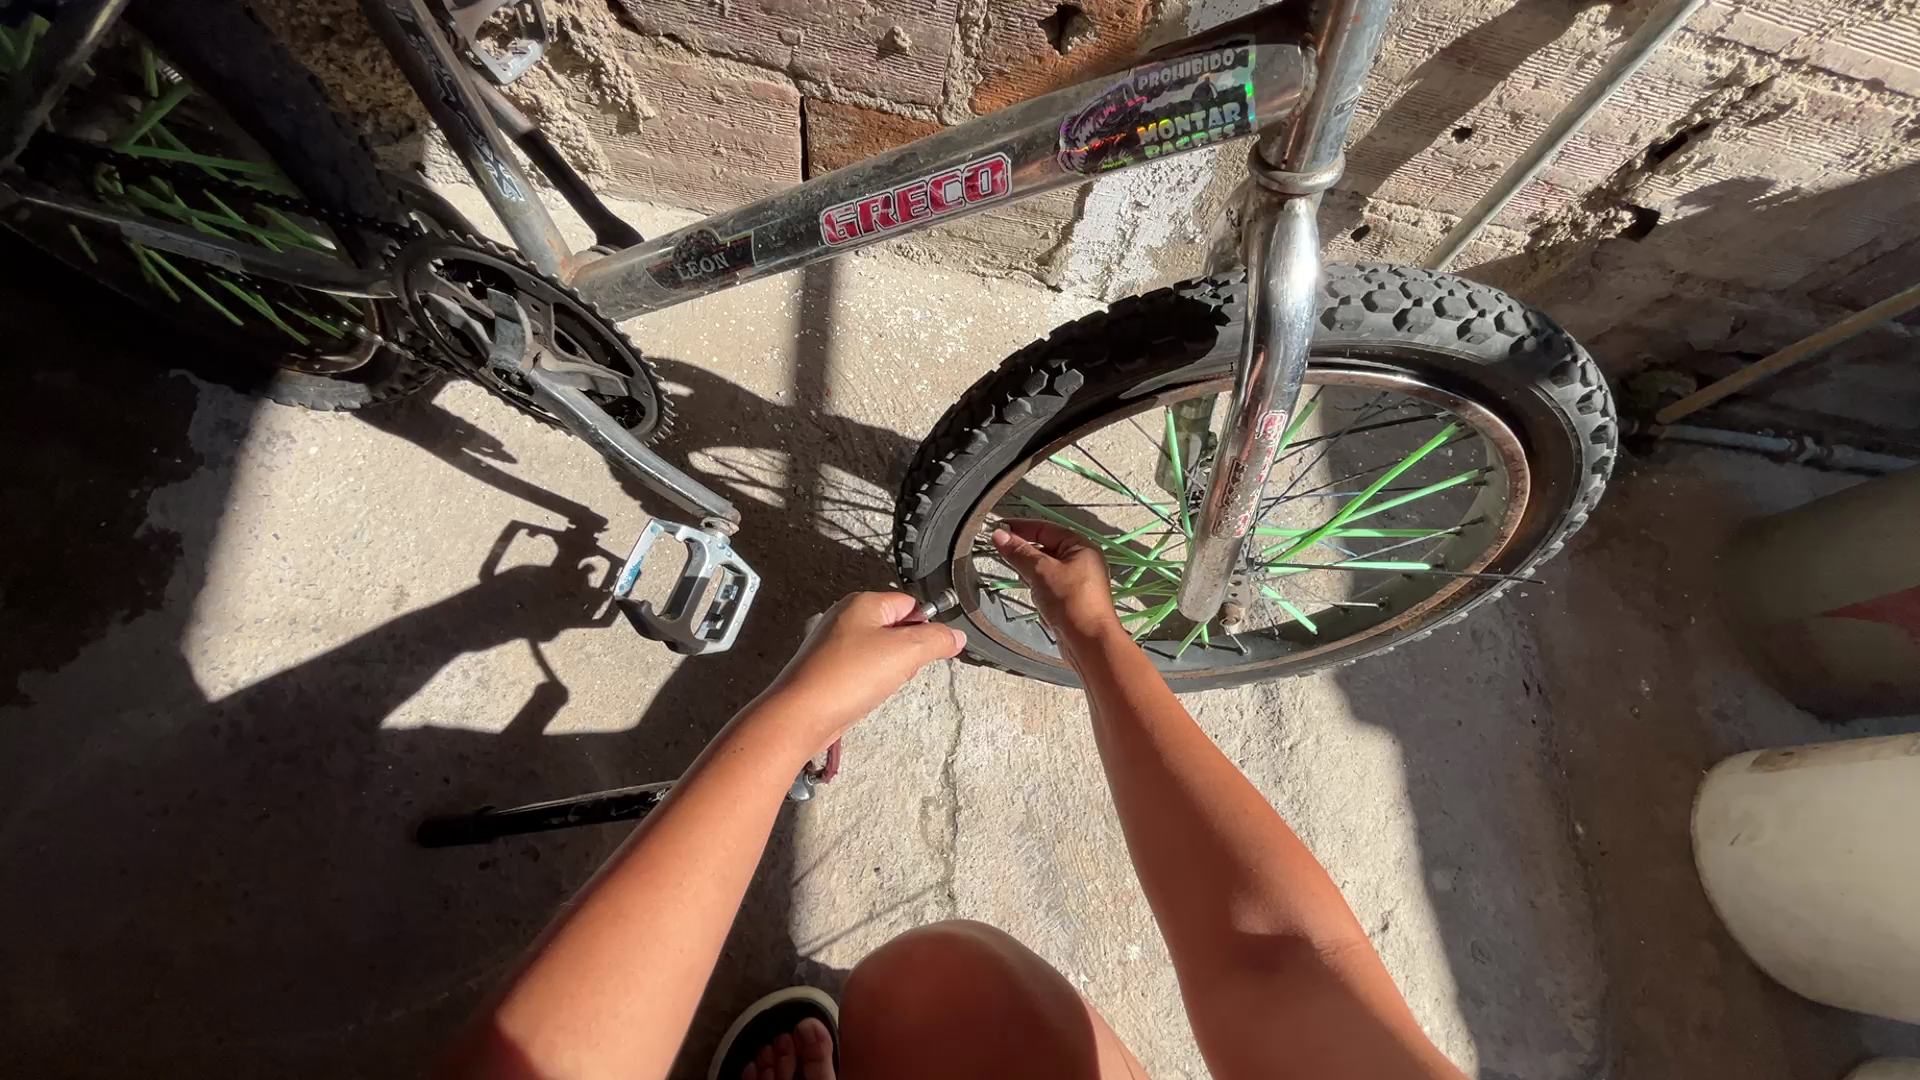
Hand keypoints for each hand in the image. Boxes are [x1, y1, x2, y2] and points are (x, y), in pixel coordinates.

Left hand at [749, 591, 966, 757]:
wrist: (802, 714)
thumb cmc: (848, 677)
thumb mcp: (905, 653)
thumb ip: (936, 640)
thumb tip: (956, 636)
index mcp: (863, 603)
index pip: (911, 604)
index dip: (927, 626)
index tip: (934, 649)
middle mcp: (846, 617)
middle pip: (897, 627)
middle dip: (908, 651)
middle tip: (901, 669)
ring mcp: (834, 643)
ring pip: (881, 650)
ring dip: (890, 668)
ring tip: (880, 684)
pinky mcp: (828, 668)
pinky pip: (863, 668)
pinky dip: (871, 681)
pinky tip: (867, 694)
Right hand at [990, 520, 1120, 642]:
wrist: (1089, 643)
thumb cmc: (1071, 602)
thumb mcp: (1041, 572)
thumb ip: (1019, 553)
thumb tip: (999, 535)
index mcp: (1081, 547)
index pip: (1046, 529)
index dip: (1021, 527)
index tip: (999, 528)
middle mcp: (1082, 561)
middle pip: (1046, 547)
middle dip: (1024, 550)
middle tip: (1001, 550)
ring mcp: (1078, 582)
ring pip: (1046, 568)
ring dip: (1030, 570)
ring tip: (1016, 573)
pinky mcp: (1072, 601)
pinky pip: (1049, 585)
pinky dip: (1037, 586)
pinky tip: (1030, 592)